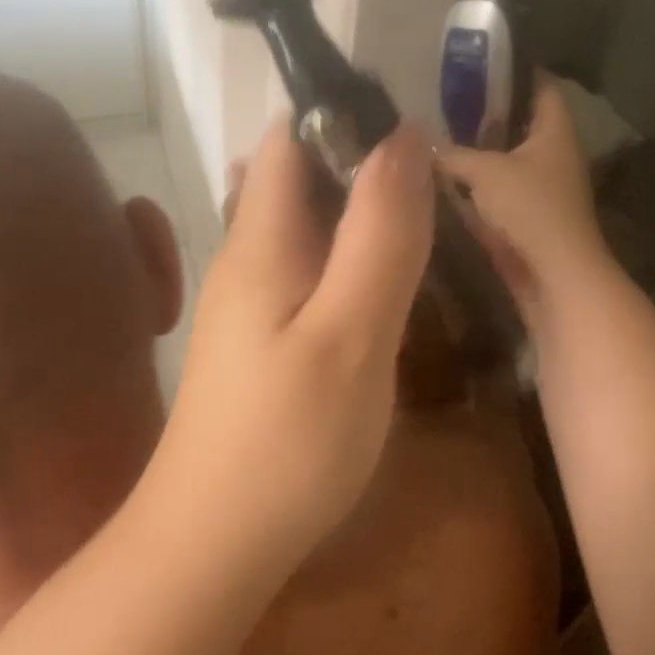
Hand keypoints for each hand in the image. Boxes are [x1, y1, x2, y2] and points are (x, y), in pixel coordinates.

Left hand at [154, 119, 435, 561]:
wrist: (212, 540)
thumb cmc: (287, 440)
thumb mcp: (351, 332)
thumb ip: (378, 233)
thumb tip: (399, 135)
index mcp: (259, 241)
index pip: (290, 140)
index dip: (344, 114)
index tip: (415, 120)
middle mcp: (242, 259)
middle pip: (297, 181)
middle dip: (361, 165)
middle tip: (441, 180)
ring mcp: (243, 305)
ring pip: (303, 231)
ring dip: (356, 216)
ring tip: (425, 224)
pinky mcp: (254, 345)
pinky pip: (301, 276)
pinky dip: (343, 263)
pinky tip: (380, 287)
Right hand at [437, 73, 611, 306]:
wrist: (554, 274)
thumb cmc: (530, 208)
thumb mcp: (484, 171)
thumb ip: (451, 152)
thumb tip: (419, 141)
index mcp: (555, 129)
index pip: (541, 84)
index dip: (515, 67)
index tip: (478, 58)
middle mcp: (551, 152)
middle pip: (520, 120)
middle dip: (486, 109)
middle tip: (443, 96)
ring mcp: (540, 185)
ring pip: (505, 155)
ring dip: (477, 148)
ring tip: (435, 132)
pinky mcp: (525, 214)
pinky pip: (496, 187)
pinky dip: (474, 181)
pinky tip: (441, 176)